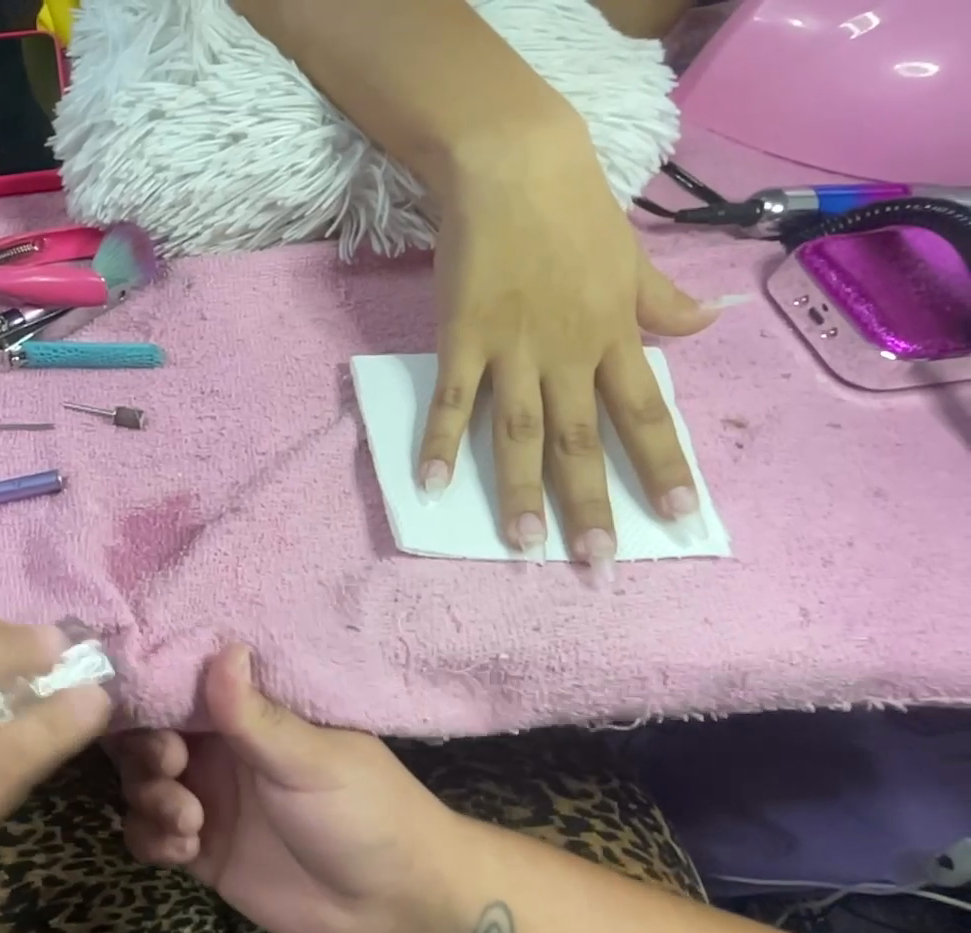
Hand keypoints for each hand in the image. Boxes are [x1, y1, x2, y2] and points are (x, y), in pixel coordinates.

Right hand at [108, 645, 462, 932]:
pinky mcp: (199, 850)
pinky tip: (188, 851)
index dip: (149, 693)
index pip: (177, 689)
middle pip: (145, 737)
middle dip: (145, 751)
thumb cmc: (364, 811)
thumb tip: (225, 647)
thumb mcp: (312, 759)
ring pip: (140, 785)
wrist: (395, 906)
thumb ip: (256, 715)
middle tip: (172, 767)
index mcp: (243, 717)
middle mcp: (216, 752)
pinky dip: (152, 839)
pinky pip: (147, 836)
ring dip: (150, 798)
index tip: (133, 704)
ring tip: (190, 822)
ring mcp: (205, 800)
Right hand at [417, 123, 715, 580]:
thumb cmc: (572, 209)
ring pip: (522, 432)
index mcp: (613, 334)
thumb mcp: (630, 255)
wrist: (515, 169)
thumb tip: (703, 328)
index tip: (681, 516)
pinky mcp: (462, 339)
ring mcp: (514, 348)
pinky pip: (454, 400)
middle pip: (585, 439)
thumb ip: (660, 299)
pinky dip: (443, 443)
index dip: (665, 466)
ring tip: (521, 544)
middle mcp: (570, 352)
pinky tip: (432, 484)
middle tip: (596, 560)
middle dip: (592, 502)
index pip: (647, 411)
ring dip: (522, 490)